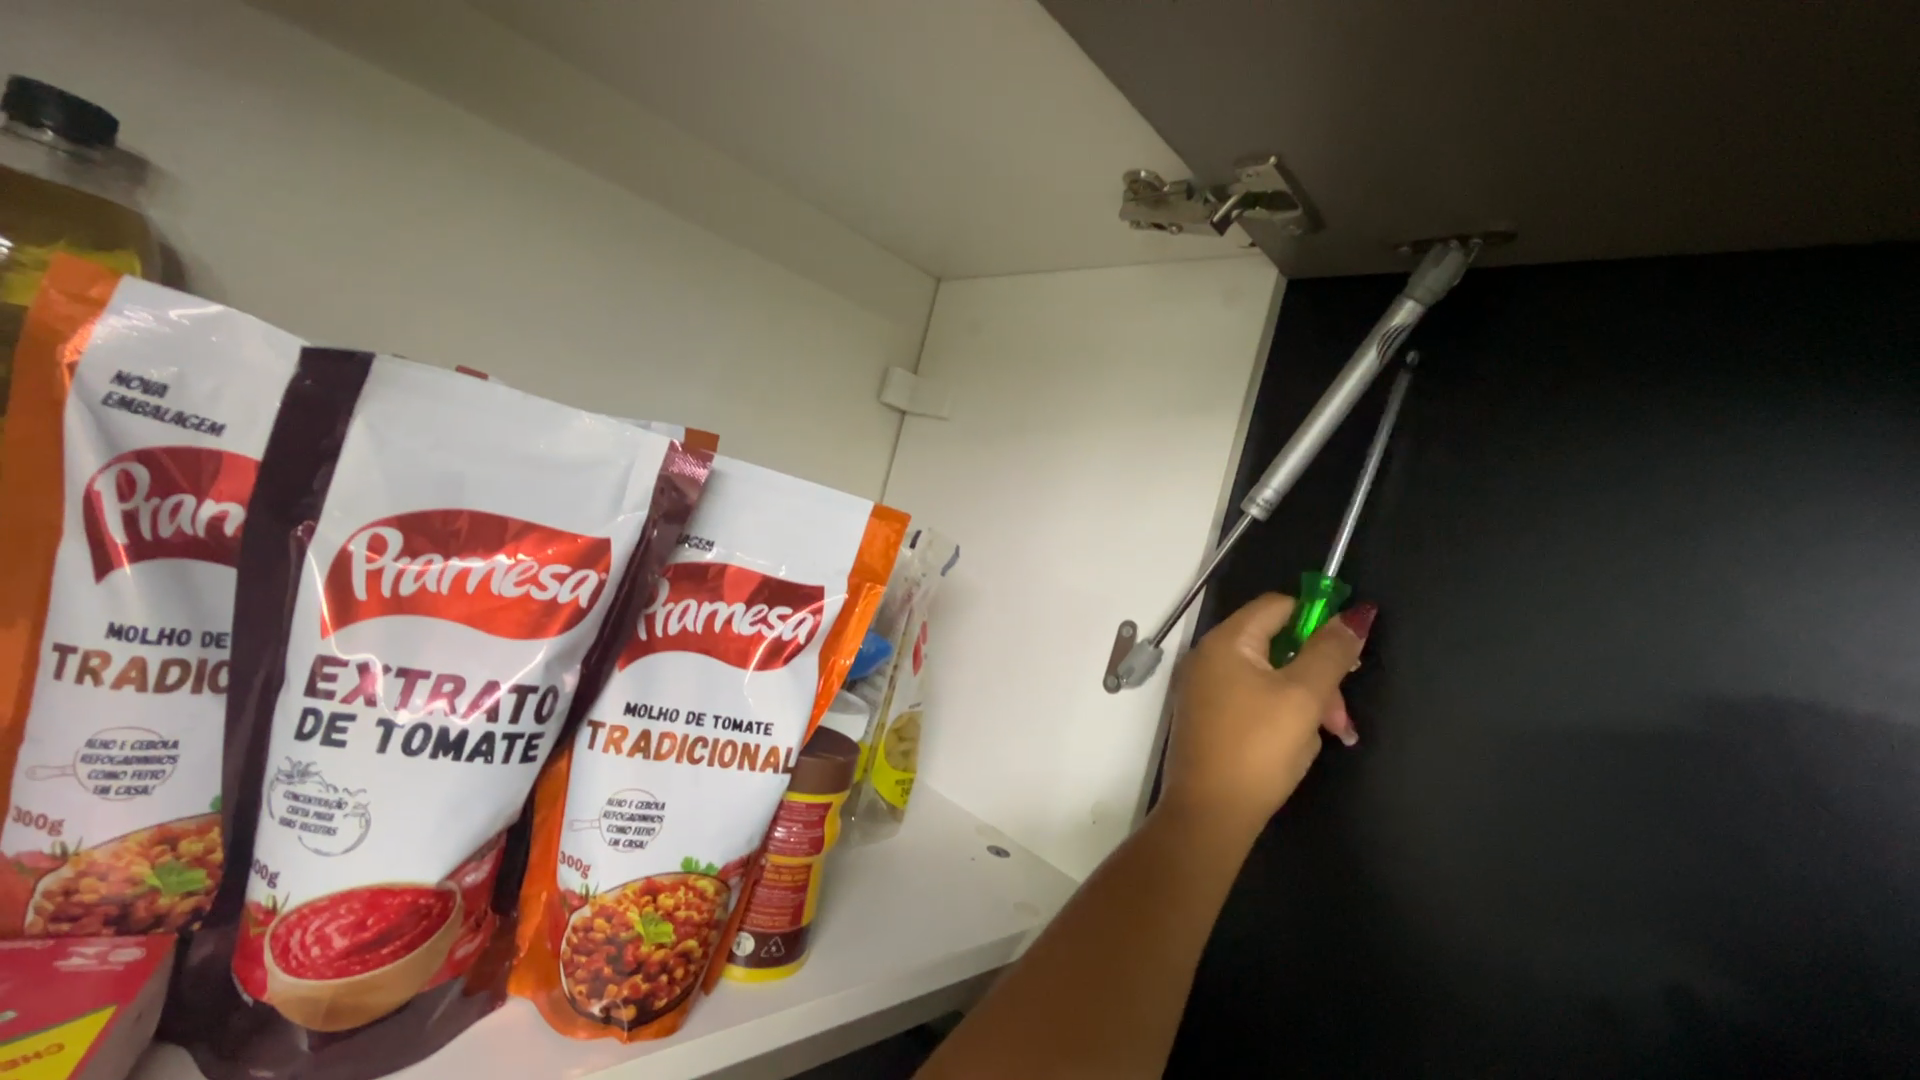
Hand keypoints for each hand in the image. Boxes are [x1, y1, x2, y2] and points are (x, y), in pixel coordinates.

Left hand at [1158, 593, 1374, 838]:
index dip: (1317, 619)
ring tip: (1330, 734)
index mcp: (1226, 641)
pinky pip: (1253, 700)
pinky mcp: (1208, 718)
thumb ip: (1330, 652)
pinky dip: (1281, 714)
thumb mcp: (1304, 697)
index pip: (1277, 605)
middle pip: (1276, 643)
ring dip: (1306, 700)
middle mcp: (1209, 657)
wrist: (1209, 813)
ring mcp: (1205, 689)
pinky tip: (1299, 745)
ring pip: (1270, 676)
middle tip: (1340, 713)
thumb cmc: (1257, 748)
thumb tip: (1355, 615)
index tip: (1346, 653)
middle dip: (1317, 673)